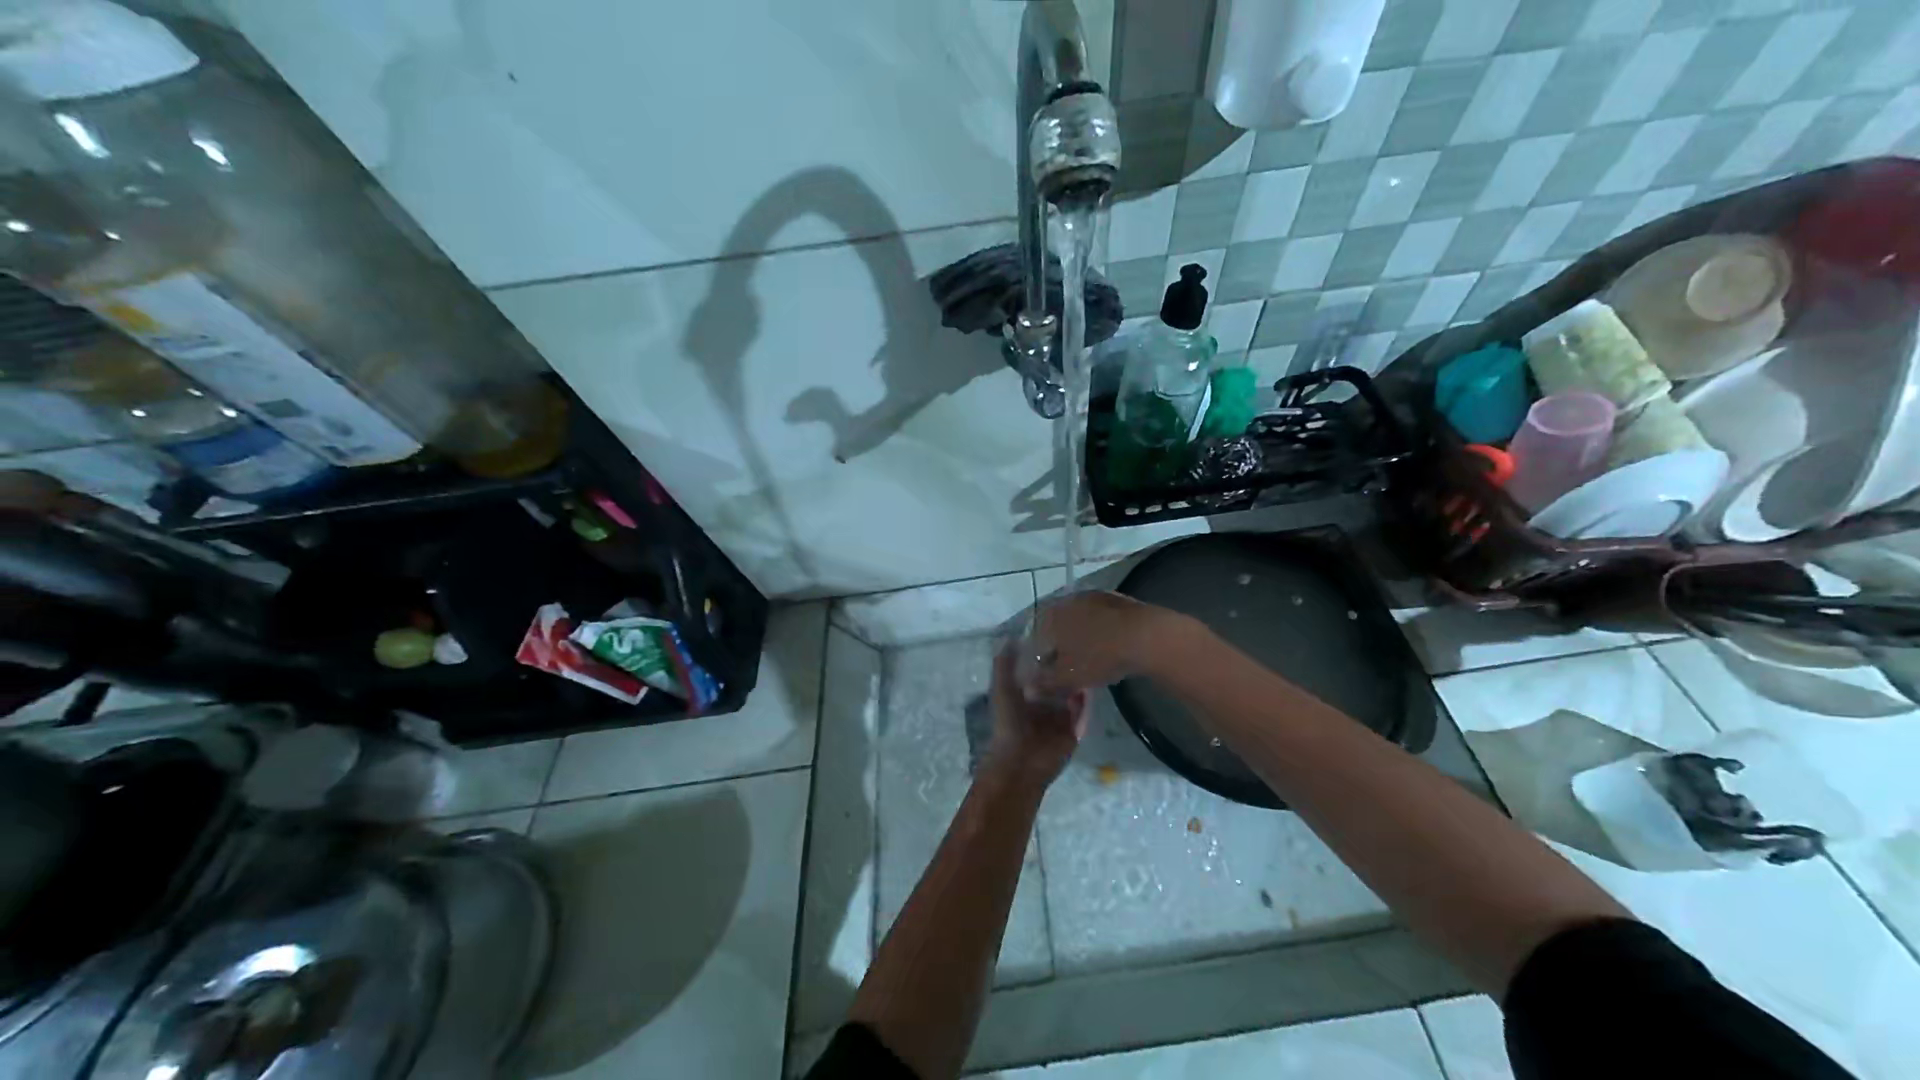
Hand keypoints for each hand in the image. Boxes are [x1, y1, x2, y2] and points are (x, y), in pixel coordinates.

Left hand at [982, 646, 1086, 788]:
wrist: (1020, 760)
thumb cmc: (1008, 722)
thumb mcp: (1002, 688)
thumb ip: (1004, 664)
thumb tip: (1009, 637)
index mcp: (1024, 694)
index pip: (1039, 670)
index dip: (1046, 656)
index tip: (1057, 635)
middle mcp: (1043, 704)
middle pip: (1059, 681)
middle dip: (1067, 667)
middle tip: (1080, 647)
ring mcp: (1059, 718)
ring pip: (1073, 694)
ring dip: (1079, 681)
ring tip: (1090, 661)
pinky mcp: (1073, 730)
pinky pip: (1082, 712)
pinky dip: (1086, 700)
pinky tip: (1090, 684)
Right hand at [1030, 590, 1183, 693]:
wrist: (1146, 636)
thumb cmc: (1099, 656)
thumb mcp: (1068, 677)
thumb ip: (1044, 683)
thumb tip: (1027, 688)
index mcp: (1049, 616)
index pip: (1034, 638)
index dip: (1038, 659)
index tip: (1047, 675)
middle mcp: (1066, 600)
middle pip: (1056, 627)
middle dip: (1059, 647)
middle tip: (1068, 668)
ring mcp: (1092, 596)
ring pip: (1078, 621)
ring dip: (1080, 637)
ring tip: (1089, 659)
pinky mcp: (1116, 599)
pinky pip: (1099, 618)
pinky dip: (1098, 631)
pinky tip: (1108, 647)